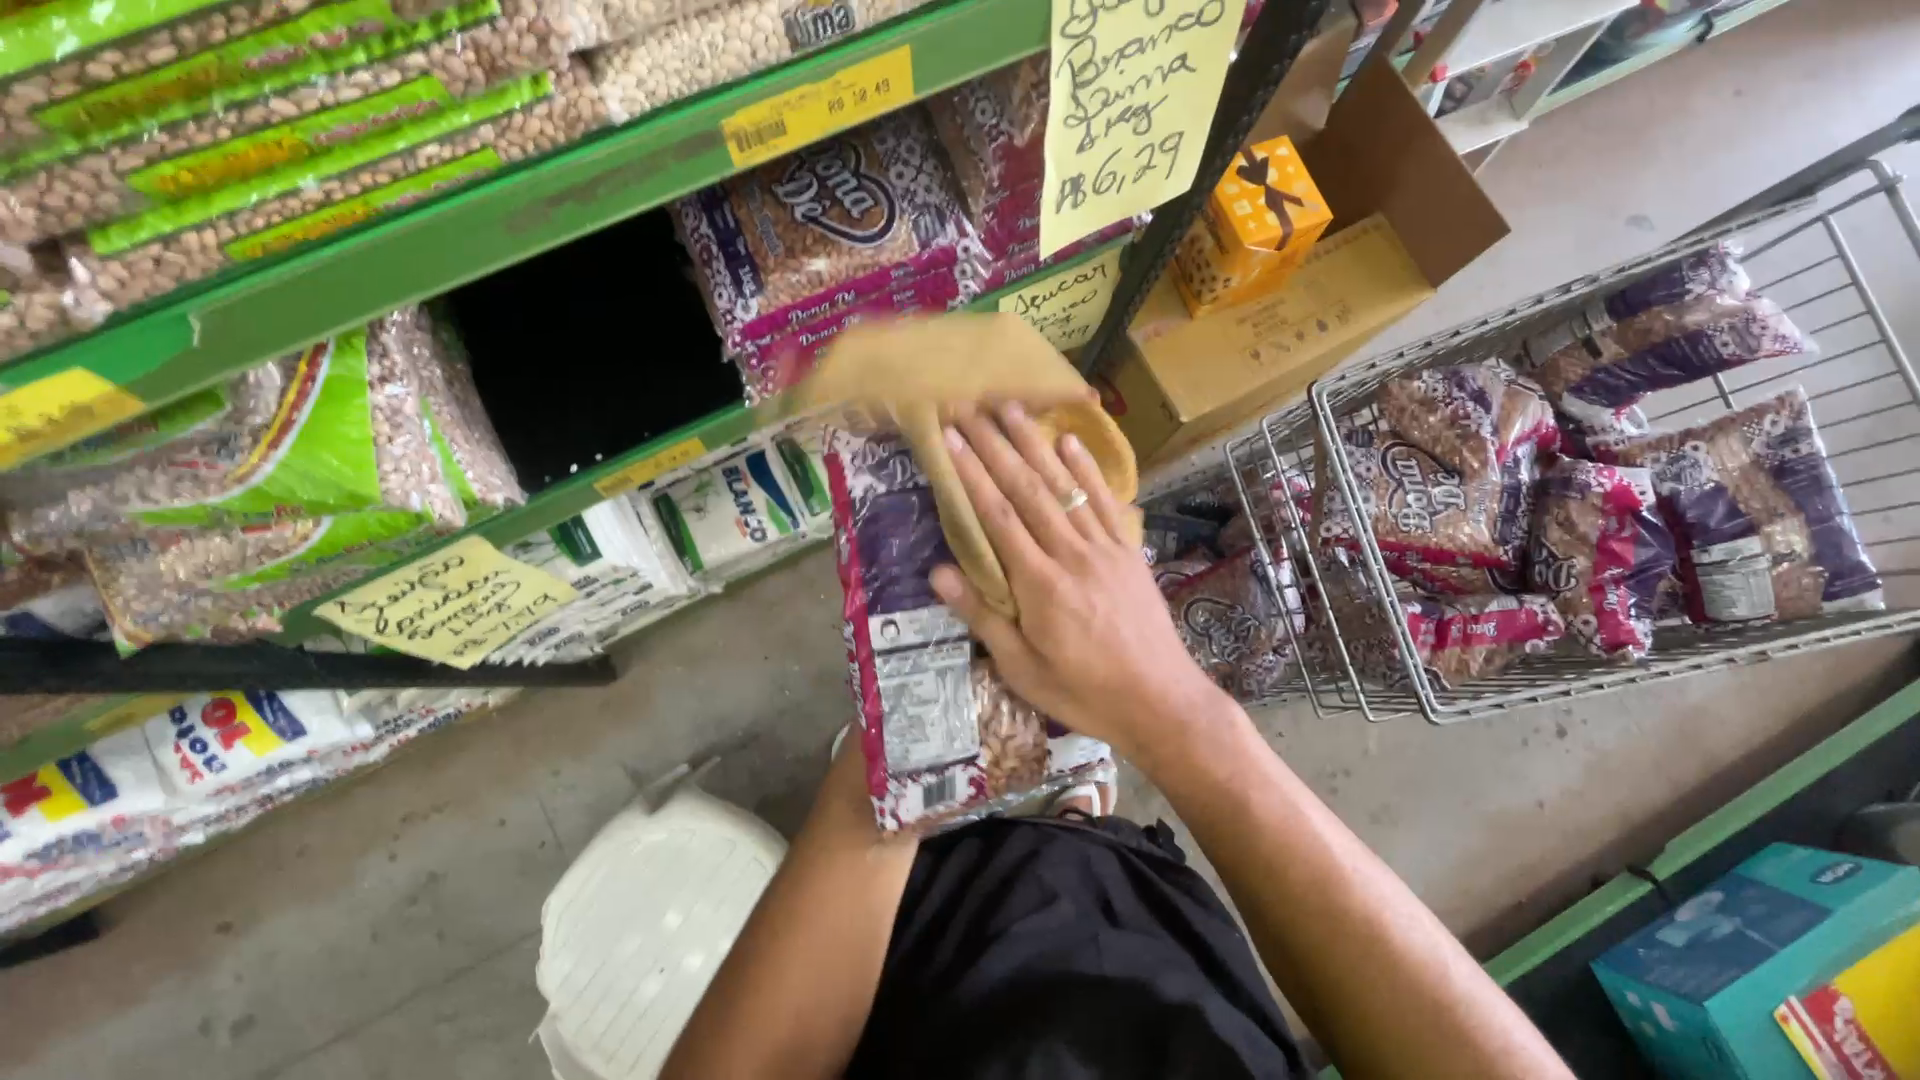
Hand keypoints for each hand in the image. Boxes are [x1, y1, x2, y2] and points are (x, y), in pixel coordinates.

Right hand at [929, 403, 1228, 759]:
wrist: (1161, 702)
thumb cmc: (1084, 693)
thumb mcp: (1023, 669)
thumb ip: (983, 617)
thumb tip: (939, 571)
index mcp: (1039, 585)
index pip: (998, 516)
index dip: (971, 474)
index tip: (950, 438)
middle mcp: (1071, 554)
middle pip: (1028, 489)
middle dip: (996, 446)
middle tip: (970, 407)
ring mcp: (1104, 549)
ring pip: (1064, 486)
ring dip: (1035, 444)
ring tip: (1011, 408)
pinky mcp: (1128, 552)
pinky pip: (1103, 502)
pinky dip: (1086, 469)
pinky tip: (1069, 442)